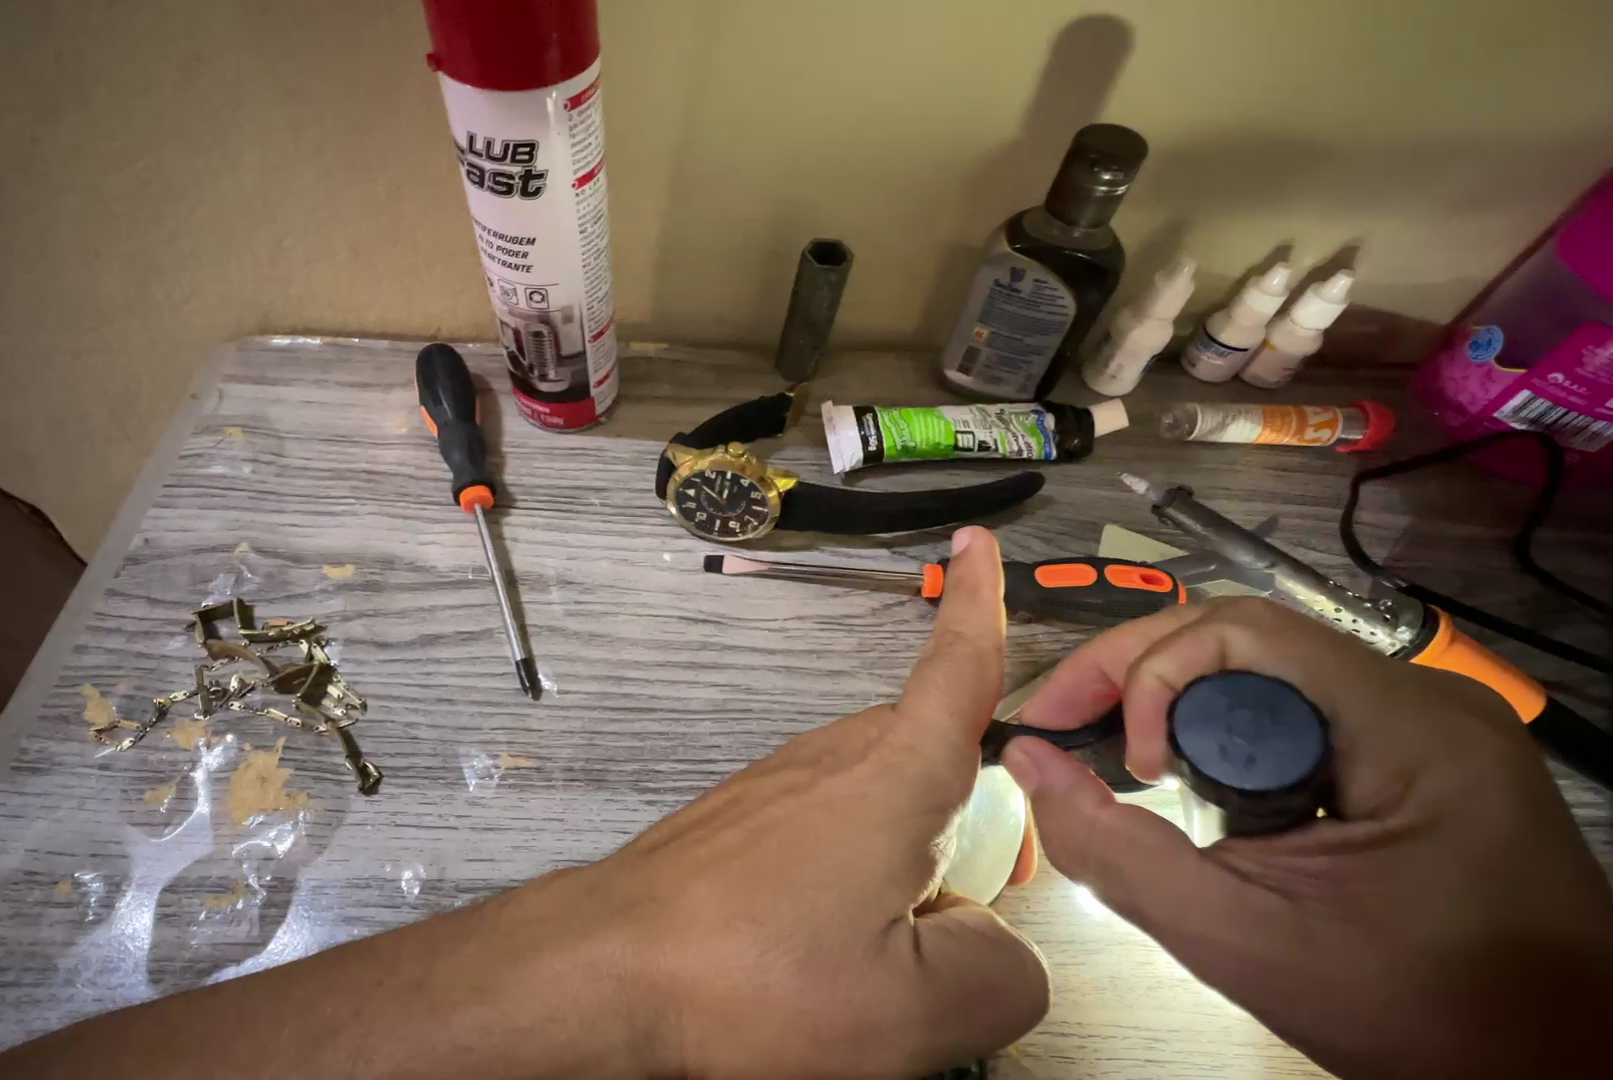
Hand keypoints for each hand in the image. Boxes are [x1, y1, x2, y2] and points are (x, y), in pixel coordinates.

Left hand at [539, 524, 1046, 1077]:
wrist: (611, 965)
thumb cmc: (749, 972)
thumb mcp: (916, 1006)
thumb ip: (1000, 968)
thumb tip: (990, 936)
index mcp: (894, 776)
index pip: (957, 666)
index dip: (978, 602)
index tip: (975, 544)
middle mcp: (836, 756)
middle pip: (936, 759)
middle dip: (968, 822)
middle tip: (953, 914)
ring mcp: (784, 779)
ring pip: (884, 801)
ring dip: (904, 861)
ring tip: (868, 947)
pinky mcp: (749, 810)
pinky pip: (831, 822)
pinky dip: (850, 871)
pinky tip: (813, 936)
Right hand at [1005, 597, 1612, 1078]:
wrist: (1553, 1074)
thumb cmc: (1418, 1018)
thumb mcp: (1242, 943)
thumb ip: (1116, 852)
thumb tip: (1024, 761)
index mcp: (1413, 733)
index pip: (1245, 634)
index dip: (1154, 674)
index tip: (1124, 763)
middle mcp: (1420, 699)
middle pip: (1237, 633)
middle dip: (1130, 667)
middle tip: (1059, 721)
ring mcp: (1413, 717)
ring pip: (1247, 657)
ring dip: (1156, 685)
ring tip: (1096, 735)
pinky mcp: (1397, 744)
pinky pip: (1272, 696)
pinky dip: (1197, 714)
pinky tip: (1163, 757)